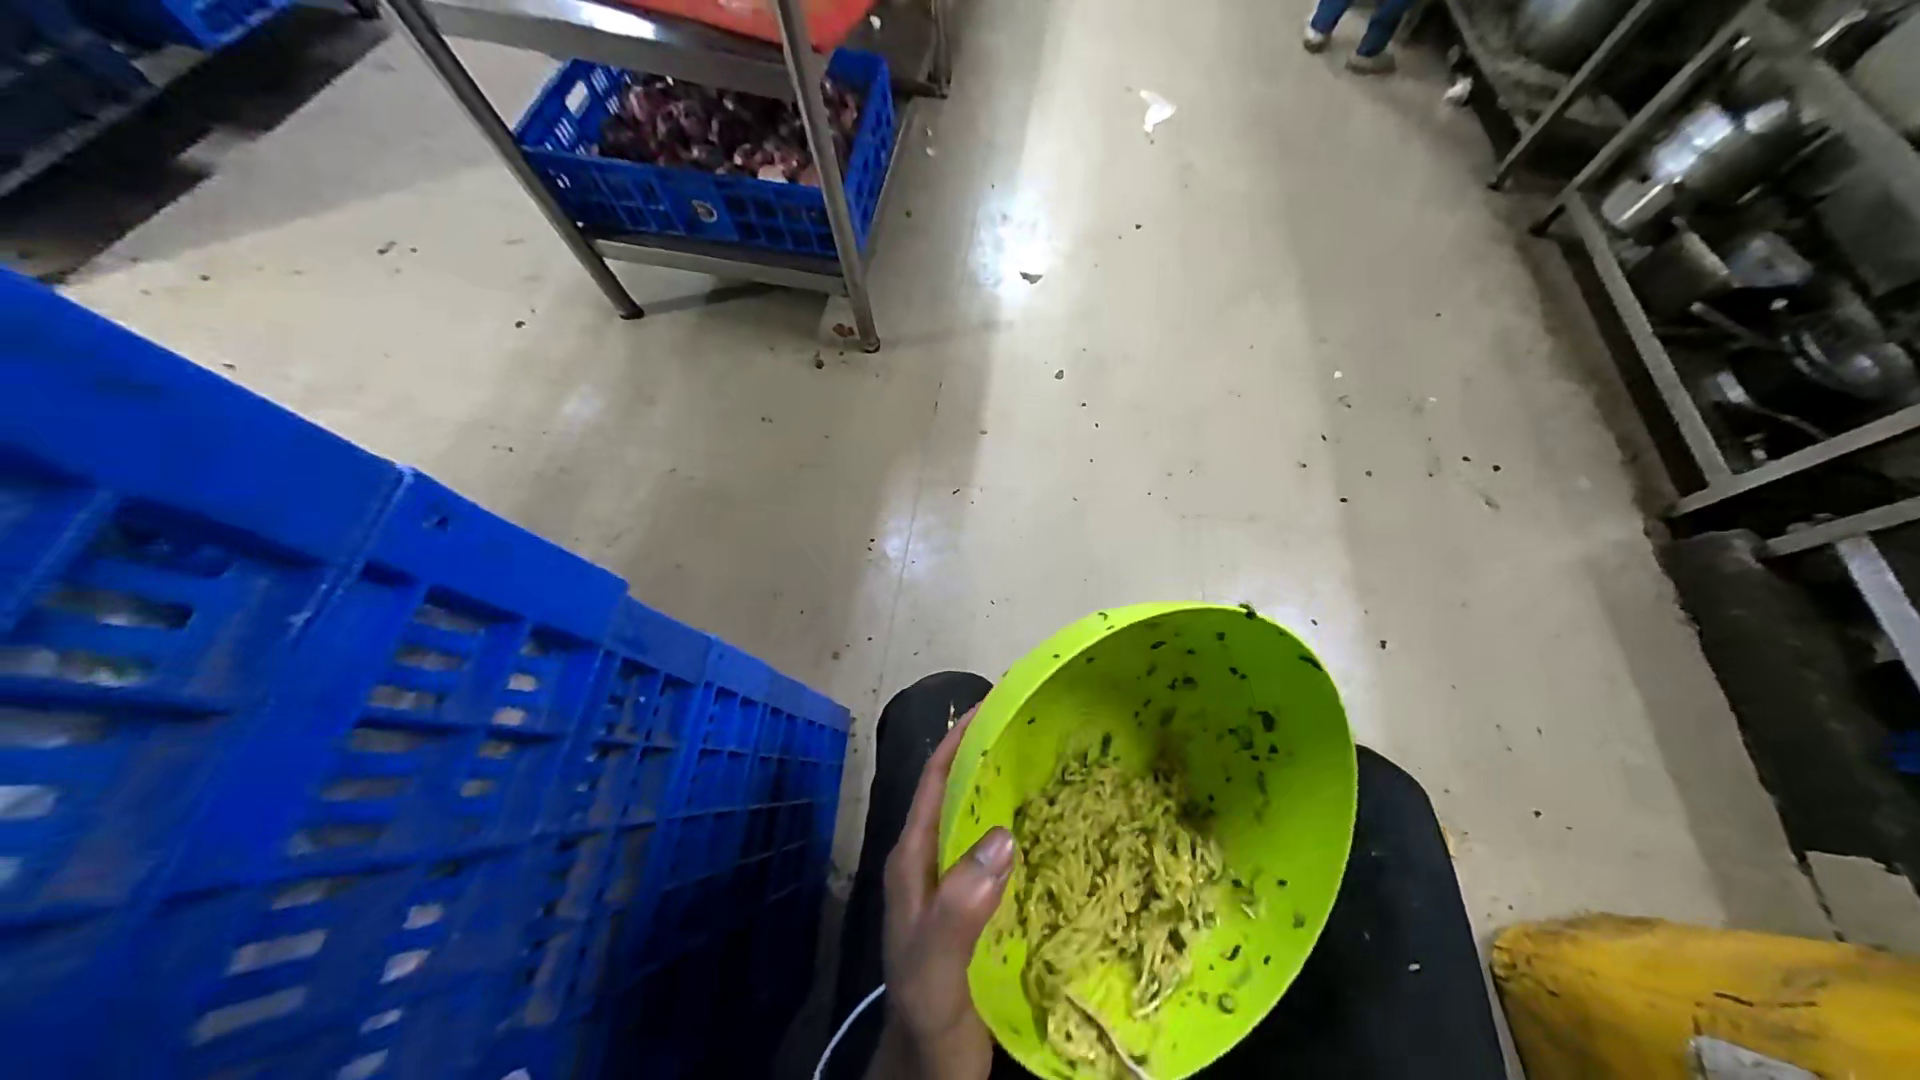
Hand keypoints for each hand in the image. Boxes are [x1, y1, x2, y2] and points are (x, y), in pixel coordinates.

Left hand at [868, 706, 1015, 1079]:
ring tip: (1049, 762)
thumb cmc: (927, 1014)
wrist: (930, 1067)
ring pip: (978, 817)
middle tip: (1033, 728)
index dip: (957, 739)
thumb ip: (958, 907)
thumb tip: (1002, 837)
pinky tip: (1051, 825)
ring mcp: (952, 881)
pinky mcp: (975, 903)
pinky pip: (998, 851)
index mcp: (913, 858)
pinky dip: (1019, 826)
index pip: (933, 780)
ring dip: (1004, 787)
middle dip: (986, 753)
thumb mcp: (936, 965)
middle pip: (956, 790)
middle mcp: (931, 859)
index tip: (991, 705)